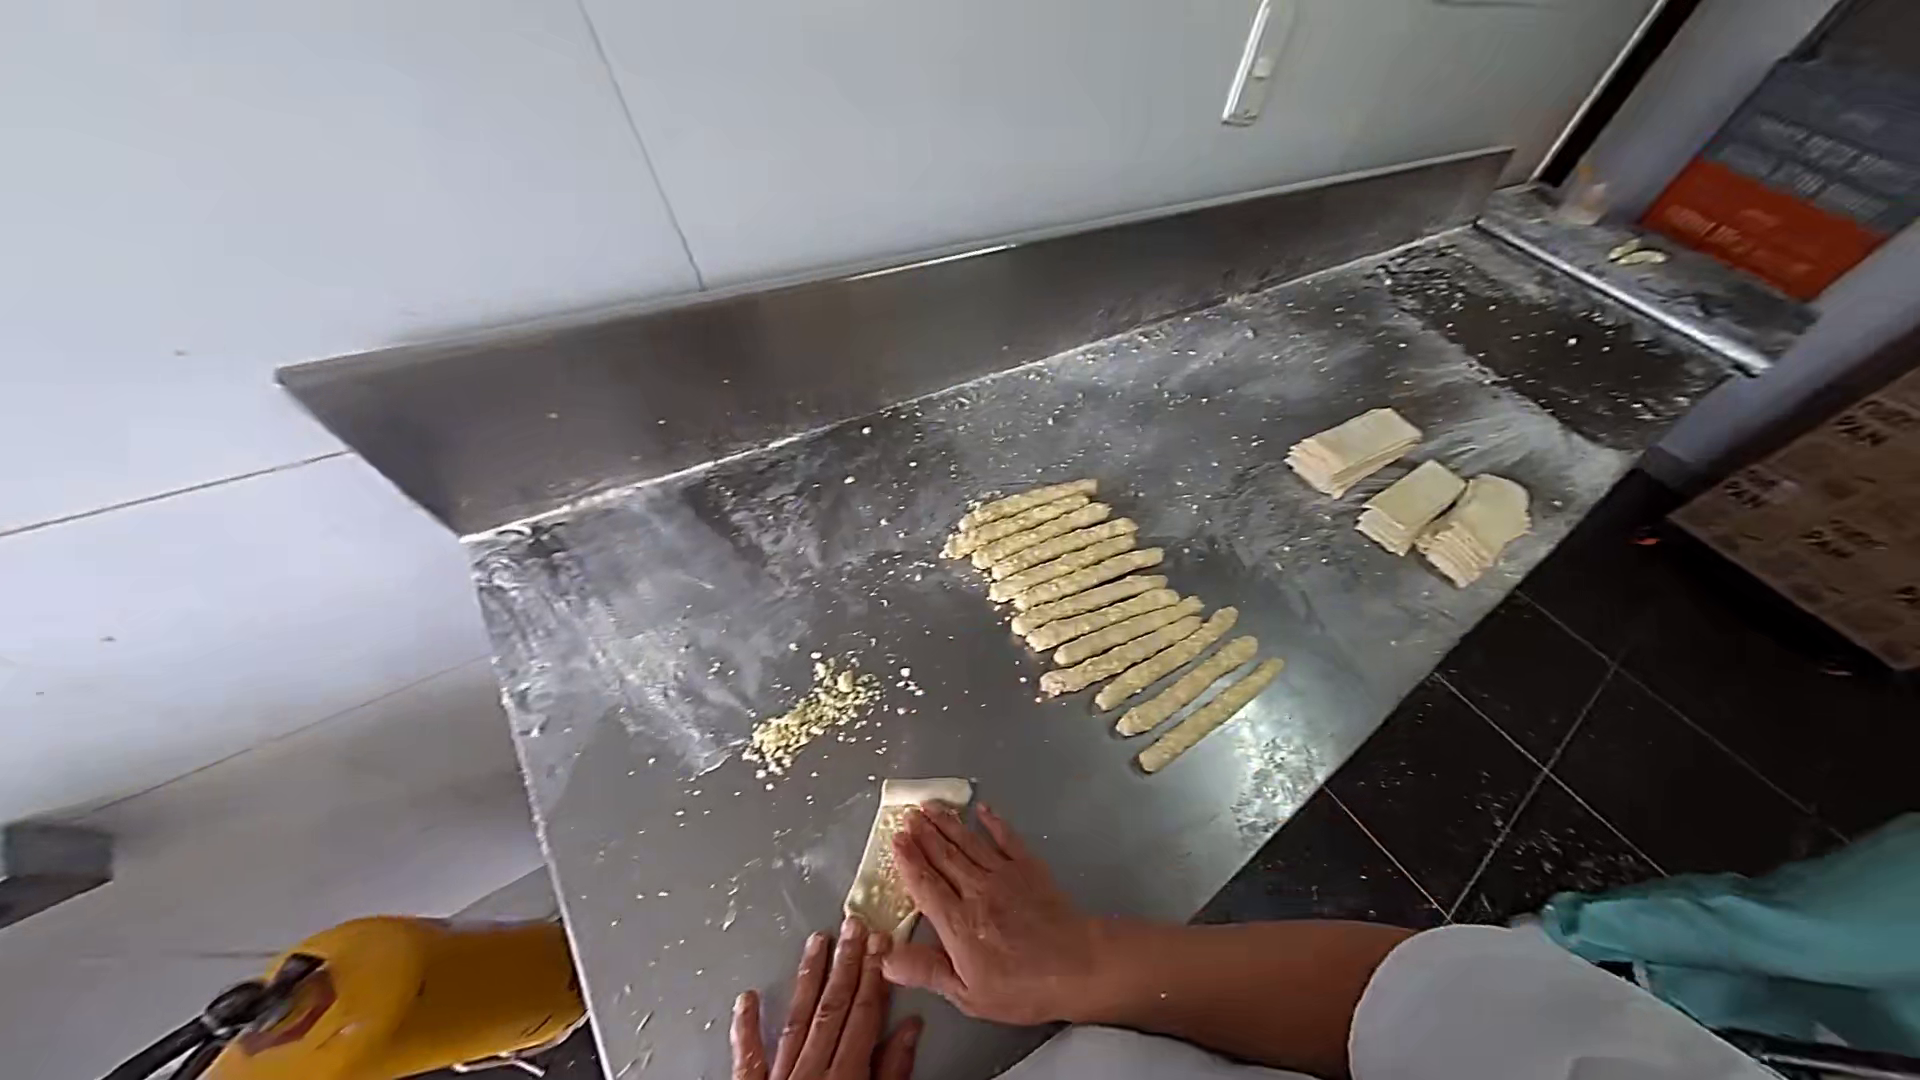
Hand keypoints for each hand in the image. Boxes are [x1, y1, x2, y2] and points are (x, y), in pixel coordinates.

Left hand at [733, 917, 921, 1079]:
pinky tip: (746, 998)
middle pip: (833, 1008)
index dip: (874, 975)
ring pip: (797, 1020)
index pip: (863, 1016)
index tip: (881, 941)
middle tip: (854, 924)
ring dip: (808, 978)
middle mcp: (811, 1074)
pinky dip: (745, 1029)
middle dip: (846, 963)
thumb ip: (892, 1075)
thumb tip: (910, 1028)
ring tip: (817, 940)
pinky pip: (746, 1061)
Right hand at [881, 802, 1104, 1025]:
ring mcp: (1002, 873)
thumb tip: (886, 957)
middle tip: (908, 814)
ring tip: (930, 806)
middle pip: (944, 856)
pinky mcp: (1027, 865)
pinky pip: (1005, 837)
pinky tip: (981, 809)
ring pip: (968, 842)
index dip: (908, 861)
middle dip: (923, 833)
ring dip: (947, 822)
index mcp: (958, 922)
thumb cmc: (1021, 987)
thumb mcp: (969, 994)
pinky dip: (992, 821)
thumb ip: (927, 971)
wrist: (1075, 965)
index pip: (925, 884)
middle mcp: (976, 889)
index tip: (895, 840)